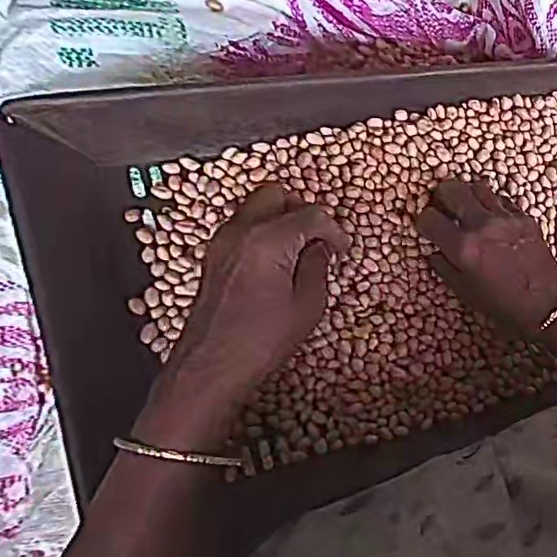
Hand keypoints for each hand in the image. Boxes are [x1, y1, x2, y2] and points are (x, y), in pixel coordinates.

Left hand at [136, 185, 350, 449]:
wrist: (213, 362)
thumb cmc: (263, 338)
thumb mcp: (308, 305)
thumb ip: (317, 267)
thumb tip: (320, 249)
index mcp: (269, 240)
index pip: (312, 214)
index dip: (334, 231)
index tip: (343, 251)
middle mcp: (241, 231)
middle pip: (277, 194)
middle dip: (303, 211)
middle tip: (320, 239)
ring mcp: (222, 240)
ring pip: (257, 206)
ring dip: (283, 219)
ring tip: (302, 251)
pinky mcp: (214, 254)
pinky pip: (244, 226)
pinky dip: (265, 232)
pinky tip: (280, 261)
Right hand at [416, 179, 556, 333]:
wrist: (546, 303)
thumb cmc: (504, 304)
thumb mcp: (466, 292)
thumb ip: (445, 267)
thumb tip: (434, 251)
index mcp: (463, 247)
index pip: (429, 218)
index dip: (424, 222)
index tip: (428, 228)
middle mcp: (482, 226)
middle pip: (451, 190)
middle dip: (442, 196)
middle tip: (443, 207)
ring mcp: (506, 219)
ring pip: (478, 187)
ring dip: (468, 195)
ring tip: (468, 208)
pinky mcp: (525, 218)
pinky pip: (502, 200)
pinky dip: (493, 204)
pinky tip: (493, 218)